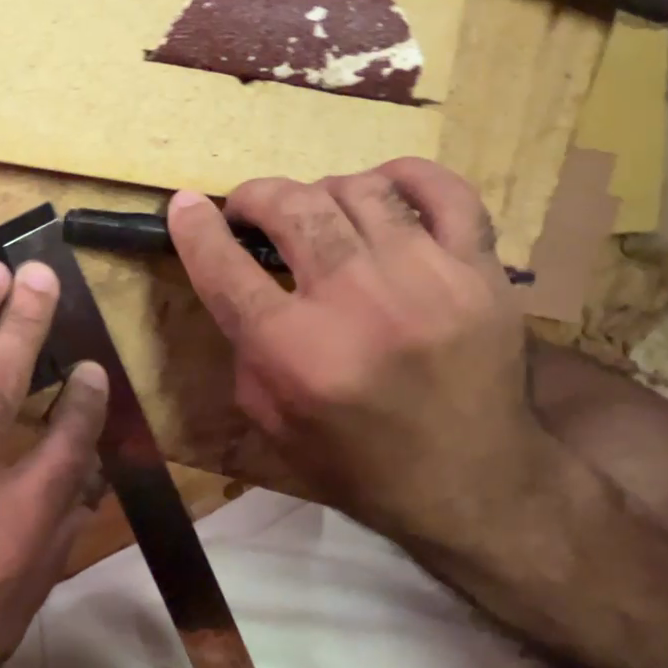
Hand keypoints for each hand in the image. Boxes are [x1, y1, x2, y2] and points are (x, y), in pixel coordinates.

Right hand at [167, 158, 553, 546]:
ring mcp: (428, 280)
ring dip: (320, 193)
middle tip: (252, 212)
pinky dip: (406, 177)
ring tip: (319, 214)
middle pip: (291, 207)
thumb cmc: (357, 462)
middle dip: (255, 197)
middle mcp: (358, 305)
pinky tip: (382, 190)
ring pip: (357, 189)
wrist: (476, 490)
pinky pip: (445, 191)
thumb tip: (233, 272)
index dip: (194, 225)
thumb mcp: (268, 417)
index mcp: (296, 352)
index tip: (185, 205)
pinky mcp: (482, 273)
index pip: (224, 264)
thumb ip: (245, 341)